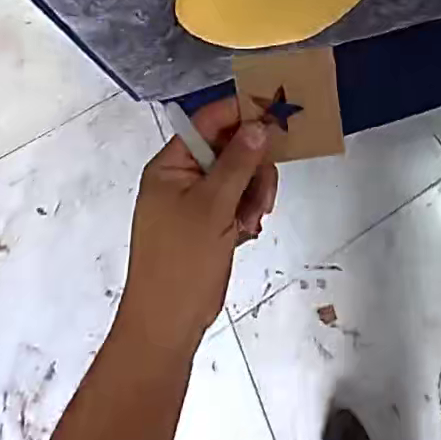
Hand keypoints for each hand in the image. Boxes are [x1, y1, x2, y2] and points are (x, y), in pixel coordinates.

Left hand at [114, 99, 277, 354]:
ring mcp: (194, 200)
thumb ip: (237, 162)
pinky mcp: (208, 222)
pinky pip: (236, 200)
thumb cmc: (182, 261)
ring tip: (253, 221)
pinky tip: (247, 231)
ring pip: (238, 176)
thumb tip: (258, 125)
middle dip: (252, 168)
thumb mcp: (212, 207)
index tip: (273, 116)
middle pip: (228, 148)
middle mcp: (181, 176)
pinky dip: (247, 211)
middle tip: (264, 193)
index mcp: (171, 164)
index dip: (239, 114)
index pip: (207, 122)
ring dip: (253, 194)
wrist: (166, 325)